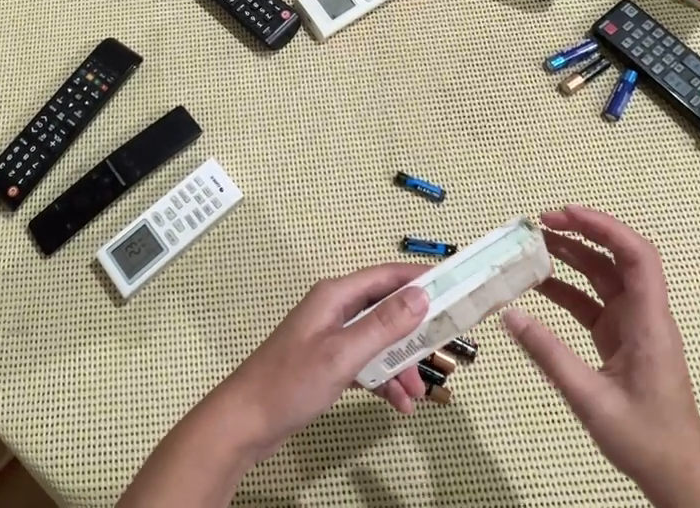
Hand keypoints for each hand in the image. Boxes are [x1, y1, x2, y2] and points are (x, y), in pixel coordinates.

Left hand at [117, 265, 432, 507]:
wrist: (246, 422)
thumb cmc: (291, 382)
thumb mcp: (343, 354)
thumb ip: (383, 325)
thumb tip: (421, 296)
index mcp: (335, 296)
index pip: (386, 276)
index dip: (419, 278)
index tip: (454, 284)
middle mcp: (334, 310)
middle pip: (386, 310)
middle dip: (415, 332)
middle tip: (445, 349)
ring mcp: (330, 337)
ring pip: (378, 341)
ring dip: (401, 365)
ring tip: (418, 394)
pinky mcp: (328, 364)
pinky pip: (366, 364)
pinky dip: (384, 381)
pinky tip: (400, 405)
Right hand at [502, 207, 699, 507]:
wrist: (679, 479)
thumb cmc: (646, 439)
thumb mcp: (591, 399)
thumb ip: (548, 354)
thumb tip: (508, 314)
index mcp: (649, 323)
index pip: (637, 256)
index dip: (604, 227)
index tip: (566, 213)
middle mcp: (644, 316)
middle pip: (618, 258)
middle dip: (582, 233)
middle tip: (539, 222)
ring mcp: (633, 327)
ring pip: (604, 277)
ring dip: (573, 257)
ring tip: (534, 244)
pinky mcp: (621, 340)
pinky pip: (594, 302)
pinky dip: (567, 290)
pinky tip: (538, 286)